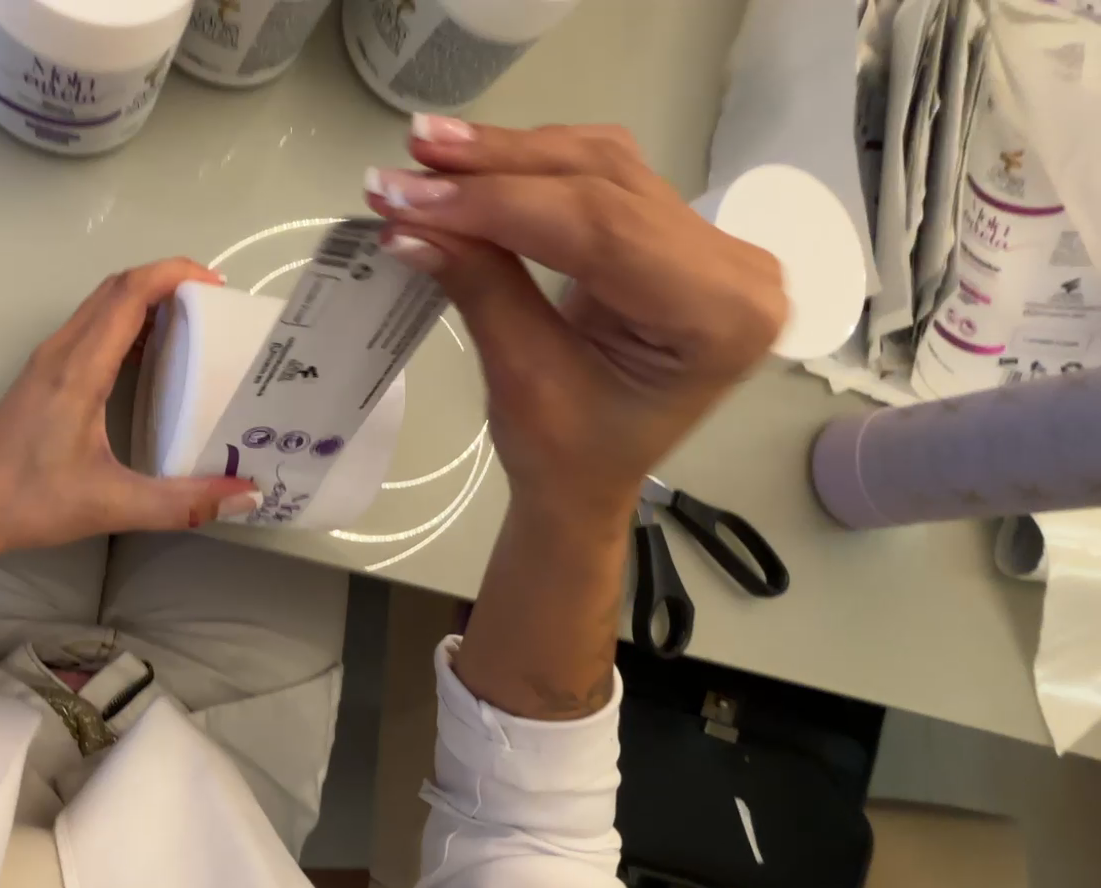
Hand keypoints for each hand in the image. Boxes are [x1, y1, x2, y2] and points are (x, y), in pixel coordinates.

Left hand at [0, 259, 258, 631]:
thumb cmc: (31, 502)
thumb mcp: (114, 506)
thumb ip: (183, 503)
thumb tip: (248, 496)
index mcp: (78, 370)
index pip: (128, 294)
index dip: (174, 274)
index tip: (217, 285)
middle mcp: (60, 353)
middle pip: (115, 289)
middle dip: (166, 282)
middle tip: (213, 306)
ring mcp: (45, 364)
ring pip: (98, 308)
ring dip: (143, 302)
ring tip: (190, 325)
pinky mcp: (39, 379)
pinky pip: (87, 331)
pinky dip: (122, 326)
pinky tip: (146, 359)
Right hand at [365, 118, 786, 527]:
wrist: (584, 484)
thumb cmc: (562, 456)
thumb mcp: (519, 378)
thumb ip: (479, 287)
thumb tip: (408, 225)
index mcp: (718, 313)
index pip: (597, 226)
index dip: (494, 204)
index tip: (406, 196)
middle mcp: (732, 262)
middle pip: (603, 181)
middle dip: (496, 167)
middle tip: (409, 157)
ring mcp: (706, 243)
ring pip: (599, 166)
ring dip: (506, 156)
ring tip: (427, 153)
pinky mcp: (669, 237)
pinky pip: (598, 181)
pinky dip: (526, 171)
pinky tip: (472, 167)